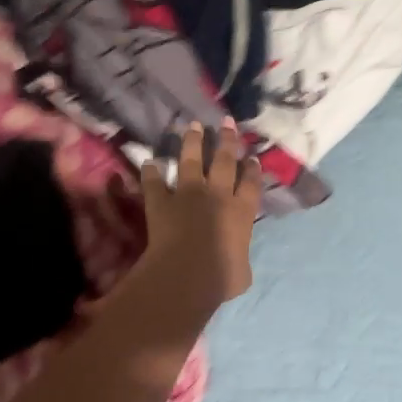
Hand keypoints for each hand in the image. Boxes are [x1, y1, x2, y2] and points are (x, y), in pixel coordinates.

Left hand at [137, 119, 260, 317]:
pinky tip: (149, 162)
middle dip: (228, 141)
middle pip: (225, 162)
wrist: (188, 274)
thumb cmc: (221, 278)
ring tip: (194, 126)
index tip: (252, 158)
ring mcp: (188, 195)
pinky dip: (151, 172)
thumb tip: (238, 263)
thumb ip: (241, 260)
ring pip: (192, 161)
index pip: (251, 185)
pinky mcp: (161, 201)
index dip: (252, 170)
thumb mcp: (242, 274)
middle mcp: (218, 196)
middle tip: (227, 123)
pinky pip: (154, 182)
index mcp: (242, 214)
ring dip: (193, 142)